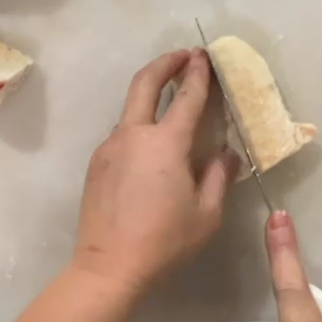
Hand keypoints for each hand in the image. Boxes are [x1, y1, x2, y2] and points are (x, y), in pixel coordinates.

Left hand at [73, 49, 235, 294]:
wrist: (108, 266)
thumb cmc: (163, 242)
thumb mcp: (206, 214)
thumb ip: (218, 176)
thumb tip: (225, 154)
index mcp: (165, 143)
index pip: (186, 96)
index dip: (198, 73)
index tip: (205, 56)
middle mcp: (133, 136)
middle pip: (144, 83)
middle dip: (165, 63)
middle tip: (182, 55)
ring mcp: (109, 148)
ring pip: (129, 110)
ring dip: (149, 96)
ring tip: (168, 99)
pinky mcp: (96, 165)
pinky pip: (120, 135)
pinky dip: (137, 125)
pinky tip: (149, 145)